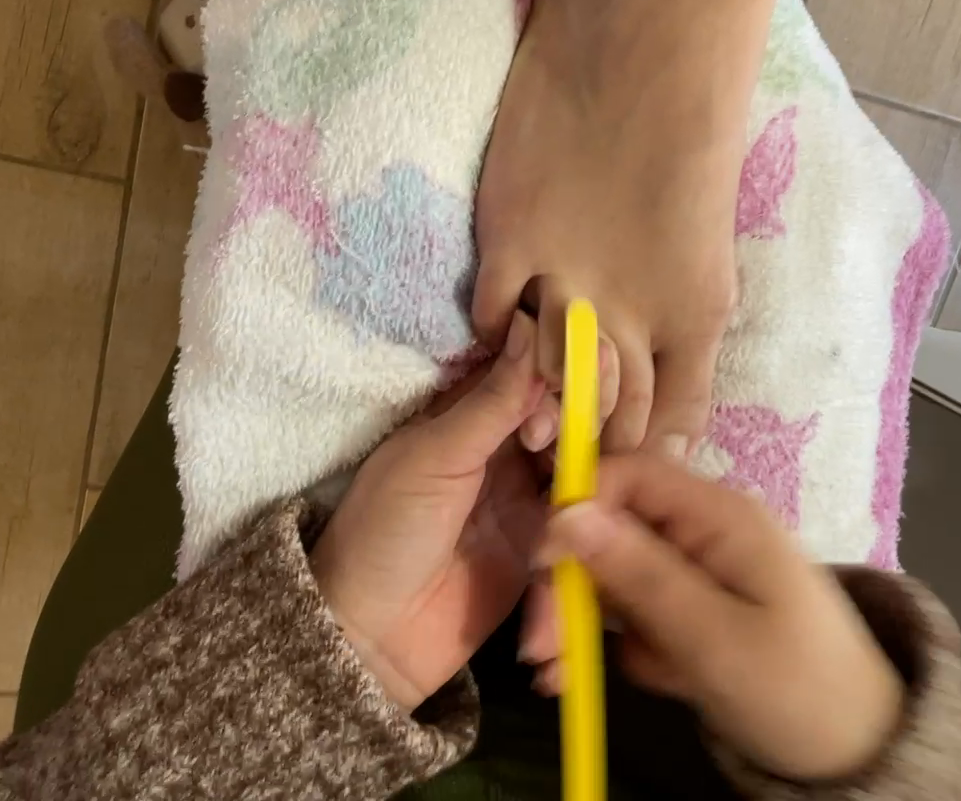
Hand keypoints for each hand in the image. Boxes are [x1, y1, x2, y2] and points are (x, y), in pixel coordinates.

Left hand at [311, 314, 552, 708]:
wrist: (373, 637)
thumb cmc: (388, 530)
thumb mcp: (435, 457)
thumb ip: (491, 401)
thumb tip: (527, 324)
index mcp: (472, 413)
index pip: (532, 369)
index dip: (554, 371)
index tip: (551, 395)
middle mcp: (508, 446)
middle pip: (570, 414)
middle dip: (575, 423)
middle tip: (543, 450)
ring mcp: (531, 495)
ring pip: (585, 465)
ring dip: (585, 477)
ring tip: (558, 506)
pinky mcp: (549, 545)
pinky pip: (585, 522)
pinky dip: (587, 527)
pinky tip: (572, 534)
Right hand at [472, 0, 760, 456]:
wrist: (661, 1)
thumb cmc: (707, 88)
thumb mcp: (709, 206)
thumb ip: (677, 276)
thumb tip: (643, 312)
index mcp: (702, 304)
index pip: (676, 414)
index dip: (650, 444)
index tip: (627, 452)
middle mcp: (637, 310)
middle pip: (610, 413)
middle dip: (592, 444)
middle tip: (567, 456)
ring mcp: (567, 276)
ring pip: (547, 380)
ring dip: (536, 406)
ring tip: (525, 424)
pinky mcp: (509, 234)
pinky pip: (492, 319)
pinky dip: (493, 338)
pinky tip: (493, 338)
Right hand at [536, 454, 903, 781]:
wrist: (860, 759)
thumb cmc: (798, 693)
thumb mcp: (715, 638)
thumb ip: (640, 573)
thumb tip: (566, 514)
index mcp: (717, 514)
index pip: (630, 476)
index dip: (577, 506)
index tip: (539, 563)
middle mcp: (699, 529)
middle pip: (611, 529)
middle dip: (569, 583)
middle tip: (539, 649)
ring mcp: (691, 567)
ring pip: (611, 573)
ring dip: (577, 619)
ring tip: (557, 678)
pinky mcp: (686, 604)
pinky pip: (629, 608)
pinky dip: (605, 640)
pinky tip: (587, 676)